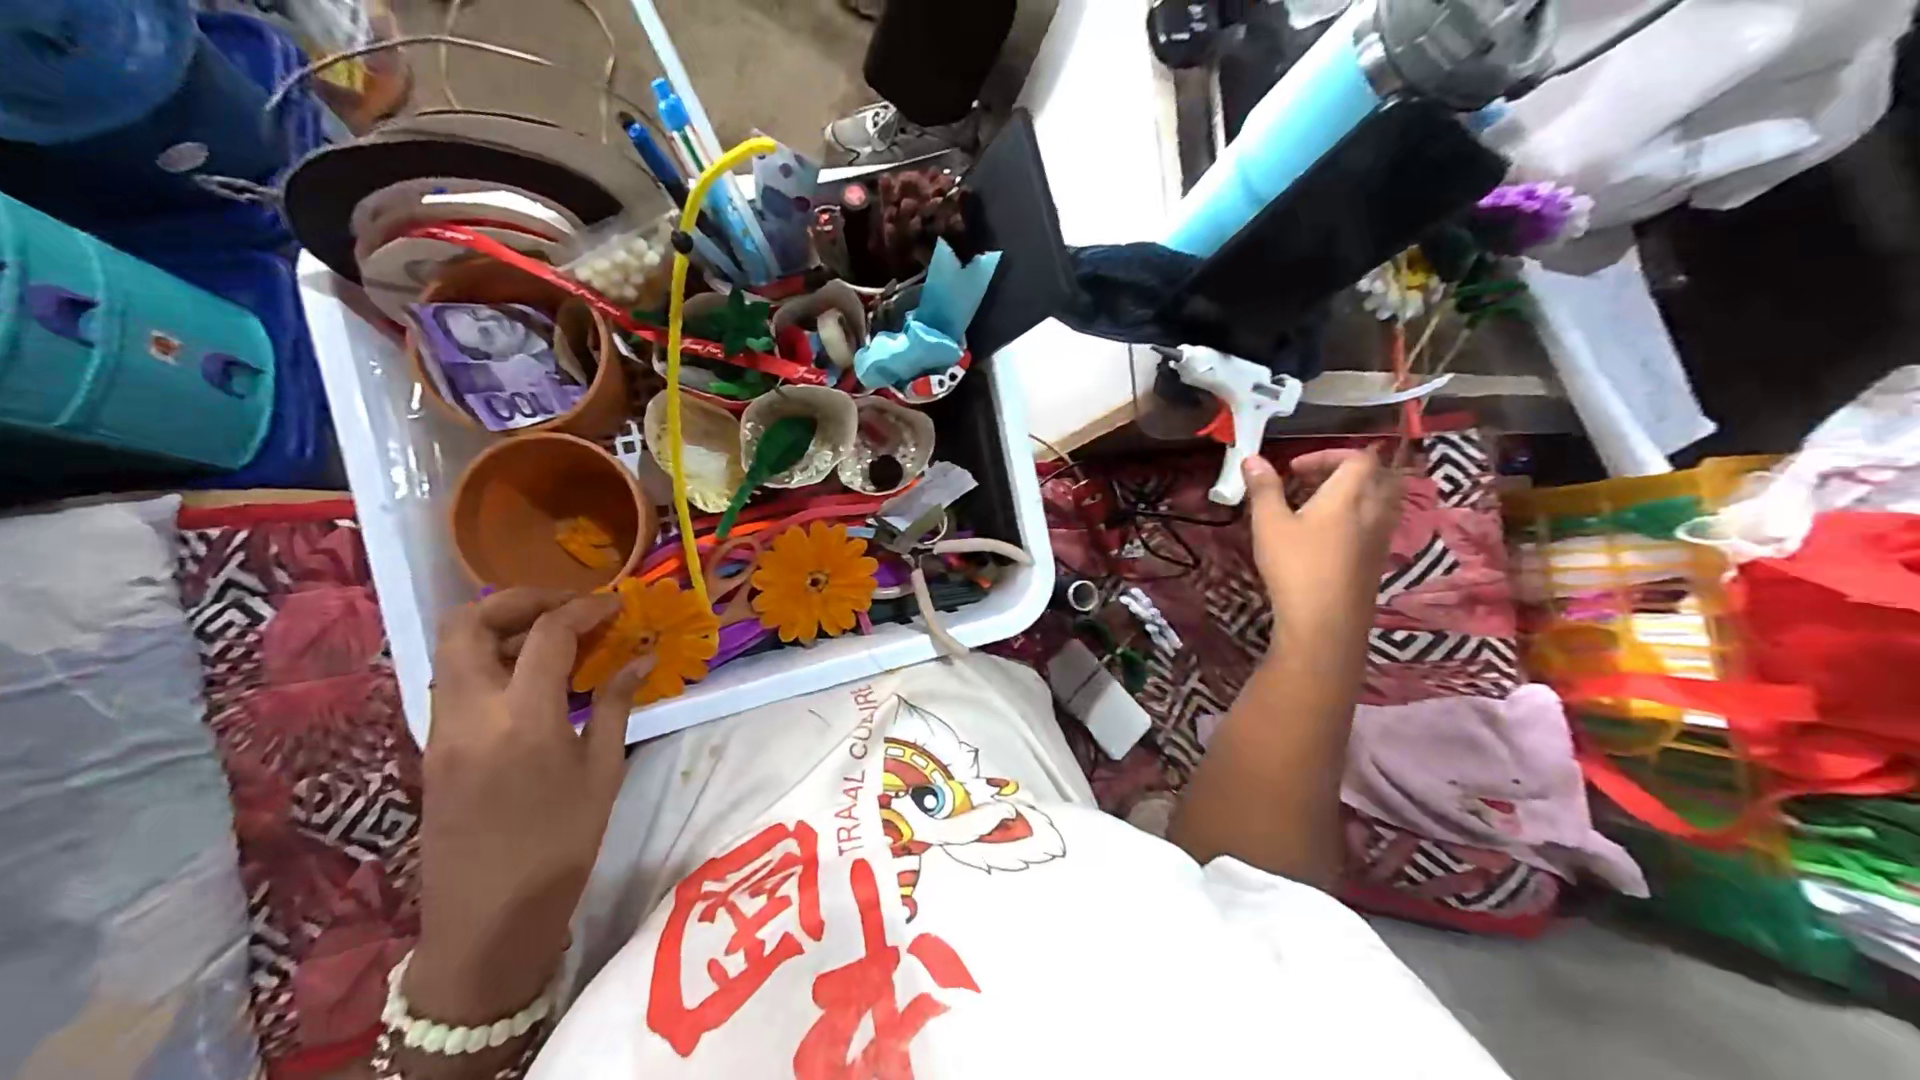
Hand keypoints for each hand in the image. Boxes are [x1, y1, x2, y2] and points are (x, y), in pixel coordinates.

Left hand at [408, 588, 650, 1022]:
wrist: (488, 917)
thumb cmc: (561, 846)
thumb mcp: (602, 772)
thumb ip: (616, 705)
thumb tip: (640, 660)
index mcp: (522, 718)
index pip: (547, 634)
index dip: (584, 608)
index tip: (615, 604)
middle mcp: (470, 711)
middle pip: (470, 621)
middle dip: (521, 598)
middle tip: (568, 605)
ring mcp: (441, 728)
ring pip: (452, 647)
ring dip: (500, 624)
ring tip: (553, 635)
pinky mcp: (433, 744)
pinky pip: (455, 678)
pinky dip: (489, 657)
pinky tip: (530, 675)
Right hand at [1243, 449, 1402, 649]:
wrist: (1325, 622)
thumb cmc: (1295, 566)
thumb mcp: (1269, 524)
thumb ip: (1264, 489)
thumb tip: (1253, 458)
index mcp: (1350, 494)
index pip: (1357, 457)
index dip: (1328, 454)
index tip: (1295, 468)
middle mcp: (1374, 511)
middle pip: (1379, 476)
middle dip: (1349, 470)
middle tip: (1315, 480)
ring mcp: (1381, 538)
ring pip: (1381, 501)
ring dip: (1356, 494)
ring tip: (1322, 505)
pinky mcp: (1377, 561)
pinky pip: (1377, 525)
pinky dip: (1358, 517)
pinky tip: (1329, 536)